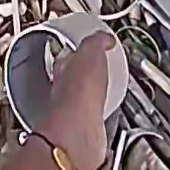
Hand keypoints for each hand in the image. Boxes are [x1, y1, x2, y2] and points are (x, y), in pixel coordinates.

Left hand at [33, 33, 115, 169]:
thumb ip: (96, 43)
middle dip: (87, 72)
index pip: (71, 52)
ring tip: (106, 90)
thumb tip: (104, 37)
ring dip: (94, 93)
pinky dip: (100, 114)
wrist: (80, 132)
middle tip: (100, 68)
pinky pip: (93, 118)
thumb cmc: (79, 93)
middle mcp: (64, 89)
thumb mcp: (91, 53)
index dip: (83, 48)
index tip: (95, 46)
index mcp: (63, 67)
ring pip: (83, 97)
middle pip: (75, 75)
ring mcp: (73, 111)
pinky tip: (106, 113)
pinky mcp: (85, 130)